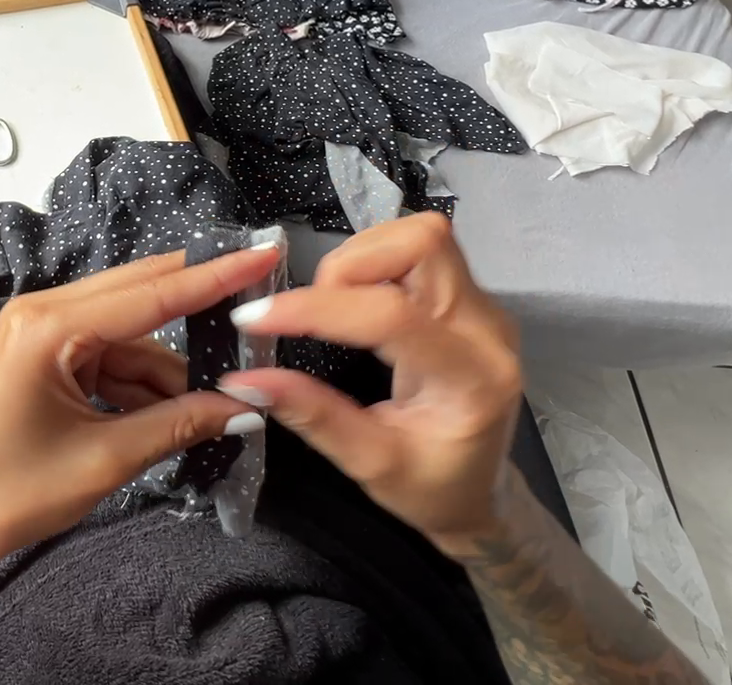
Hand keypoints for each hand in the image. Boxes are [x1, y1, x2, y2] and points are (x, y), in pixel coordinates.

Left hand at [0, 247, 277, 584]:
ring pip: (130, 335)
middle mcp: (44, 312)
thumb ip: (177, 424)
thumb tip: (244, 406)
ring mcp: (43, 331)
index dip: (211, 277)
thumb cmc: (12, 493)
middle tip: (257, 295)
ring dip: (171, 368)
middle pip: (140, 296)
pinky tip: (178, 410)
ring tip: (222, 395)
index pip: (149, 294)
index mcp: (49, 326)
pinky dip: (142, 382)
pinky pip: (110, 356)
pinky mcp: (47, 354)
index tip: (260, 254)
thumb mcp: (104, 459)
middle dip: (198, 303)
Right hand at [218, 213, 522, 552]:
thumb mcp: (368, 465)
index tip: (254, 320)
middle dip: (348, 265)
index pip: (390, 316)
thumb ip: (310, 415)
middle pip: (420, 245)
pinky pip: (419, 245)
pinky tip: (358, 298)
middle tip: (316, 308)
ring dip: (359, 257)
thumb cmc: (432, 488)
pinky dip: (374, 257)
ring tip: (335, 304)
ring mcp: (483, 305)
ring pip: (418, 235)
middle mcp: (486, 330)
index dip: (314, 308)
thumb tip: (243, 379)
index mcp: (467, 380)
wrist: (488, 495)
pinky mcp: (470, 295)